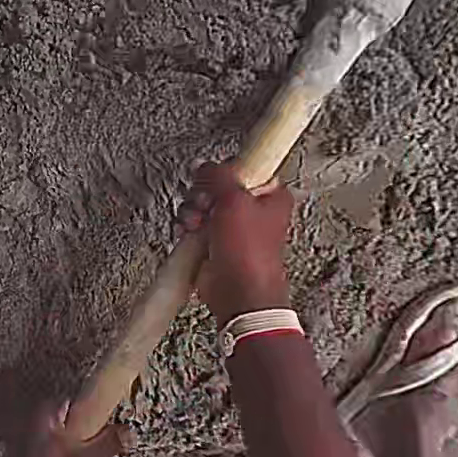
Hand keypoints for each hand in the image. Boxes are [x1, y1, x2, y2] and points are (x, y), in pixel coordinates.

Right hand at [179, 162, 294, 324]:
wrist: (238, 292)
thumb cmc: (250, 254)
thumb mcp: (235, 200)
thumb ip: (219, 175)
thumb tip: (206, 164)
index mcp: (269, 196)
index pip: (243, 167)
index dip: (225, 172)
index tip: (217, 179)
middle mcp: (251, 210)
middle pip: (216, 185)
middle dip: (203, 194)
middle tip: (206, 204)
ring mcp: (231, 226)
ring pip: (201, 203)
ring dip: (192, 211)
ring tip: (197, 223)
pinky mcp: (213, 241)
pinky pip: (193, 223)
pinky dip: (187, 226)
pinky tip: (190, 233)